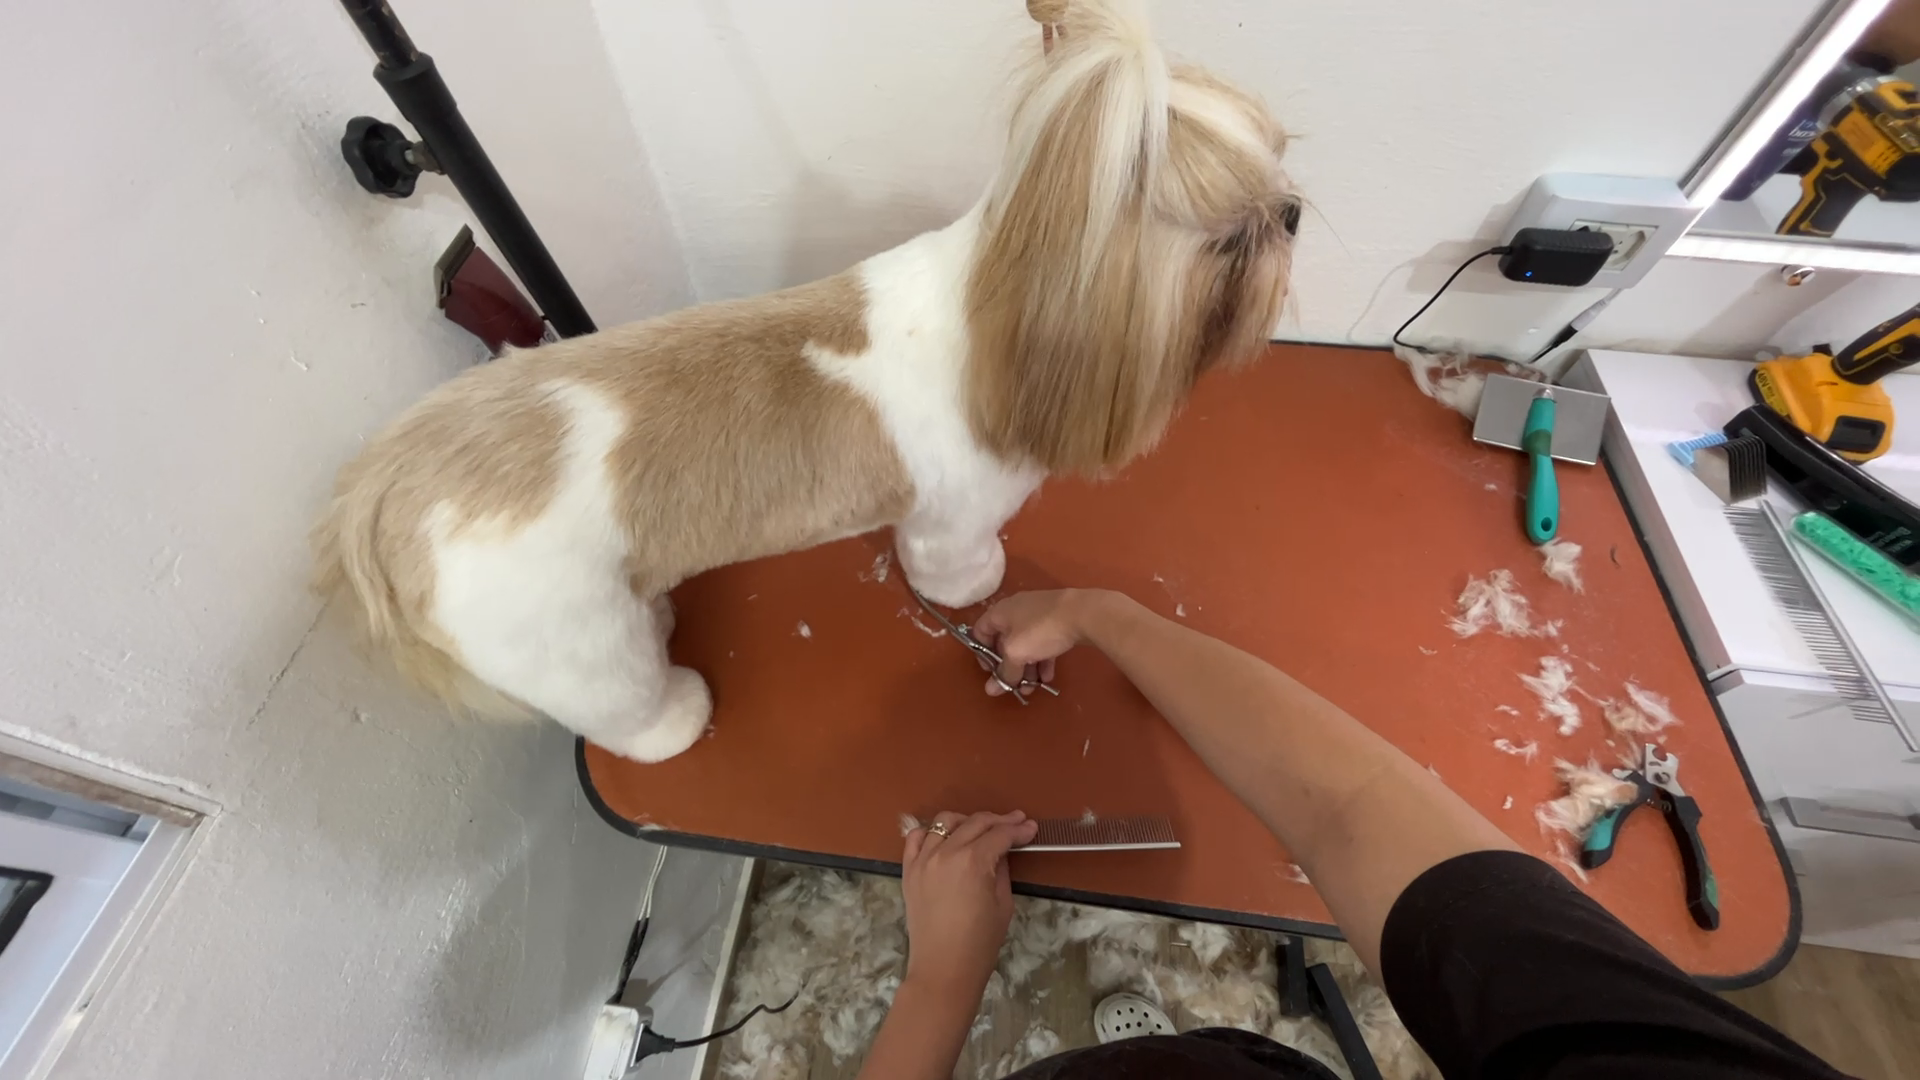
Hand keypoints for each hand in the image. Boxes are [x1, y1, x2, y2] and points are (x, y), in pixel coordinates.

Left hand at [901, 811, 1037, 994]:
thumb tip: (1001, 849)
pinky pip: (915, 837)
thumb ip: (1002, 869)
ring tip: (980, 829)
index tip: (1030, 828)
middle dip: (999, 820)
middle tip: (1015, 822)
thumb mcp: (1003, 904)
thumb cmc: (979, 943)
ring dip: (966, 821)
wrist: (943, 971)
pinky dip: (931, 832)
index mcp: (973, 861)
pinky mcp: (909, 869)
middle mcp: (946, 852)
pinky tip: (944, 838)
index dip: (1018, 830)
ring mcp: (923, 859)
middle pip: (976, 822)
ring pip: (945, 821)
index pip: (1000, 835)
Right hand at [971, 589, 1100, 696]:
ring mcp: (1038, 614)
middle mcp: (1016, 610)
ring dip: (1027, 666)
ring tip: (1033, 686)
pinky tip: (1048, 676)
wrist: (1083, 613)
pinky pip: (1043, 642)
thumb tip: (991, 690)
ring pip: (1026, 643)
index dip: (982, 653)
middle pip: (1005, 641)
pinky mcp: (1056, 620)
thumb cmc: (1041, 630)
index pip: (980, 631)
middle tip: (1015, 685)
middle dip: (1010, 666)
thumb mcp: (1017, 653)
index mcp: (1000, 612)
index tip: (991, 671)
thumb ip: (1005, 673)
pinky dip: (1042, 658)